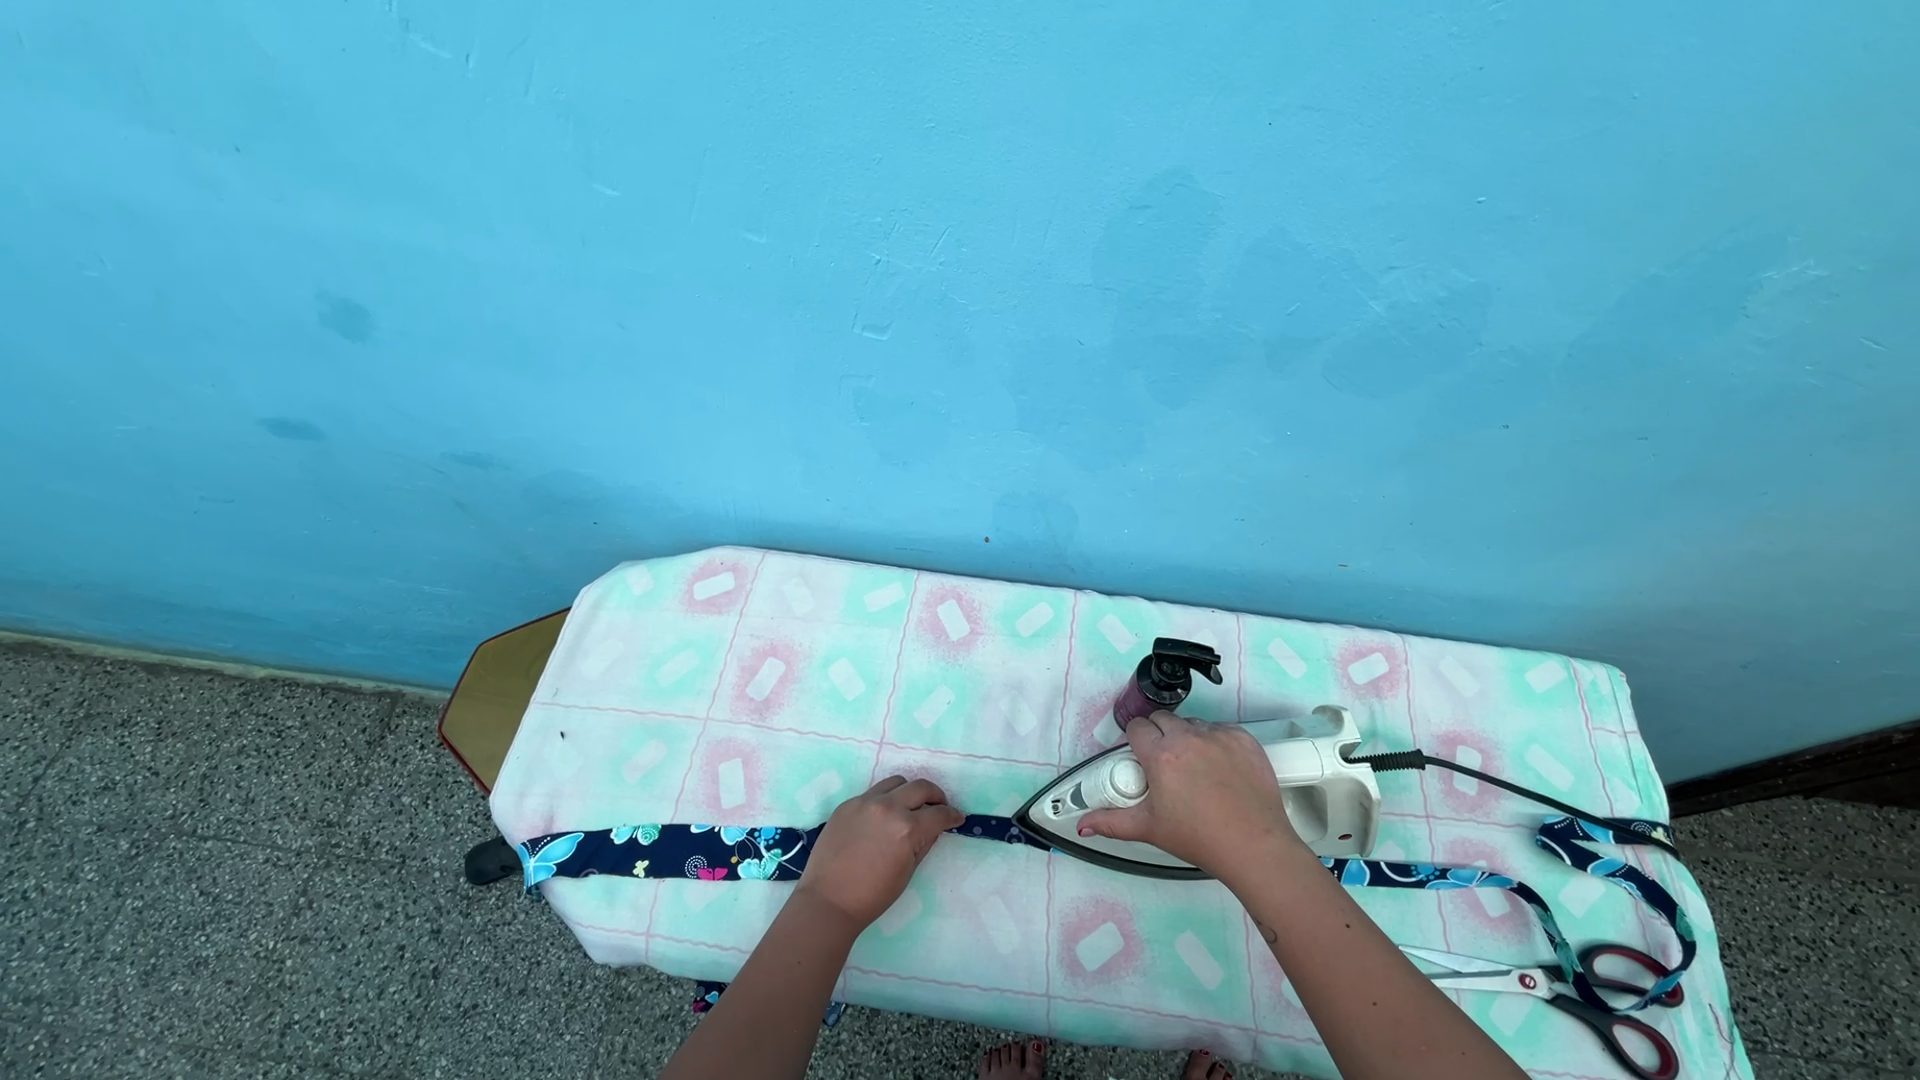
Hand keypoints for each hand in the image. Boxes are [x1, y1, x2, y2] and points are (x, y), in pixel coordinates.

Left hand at [793, 775, 963, 929]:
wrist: (829, 900)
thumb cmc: (873, 895)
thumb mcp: (908, 871)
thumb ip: (924, 843)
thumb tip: (934, 828)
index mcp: (907, 828)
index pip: (939, 814)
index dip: (952, 815)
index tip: (957, 817)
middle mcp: (888, 808)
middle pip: (920, 787)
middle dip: (936, 796)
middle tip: (939, 806)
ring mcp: (864, 802)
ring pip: (896, 782)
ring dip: (909, 791)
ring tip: (910, 806)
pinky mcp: (847, 804)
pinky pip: (873, 793)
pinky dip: (885, 800)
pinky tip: (882, 817)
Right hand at [1078, 711, 1311, 884]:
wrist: (1254, 846)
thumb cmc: (1198, 838)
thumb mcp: (1149, 829)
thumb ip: (1111, 822)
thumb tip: (1083, 824)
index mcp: (1161, 755)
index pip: (1137, 728)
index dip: (1136, 741)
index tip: (1141, 757)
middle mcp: (1188, 738)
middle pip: (1163, 719)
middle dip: (1159, 735)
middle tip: (1165, 763)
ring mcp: (1219, 736)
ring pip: (1193, 724)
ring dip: (1188, 737)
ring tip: (1194, 767)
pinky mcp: (1245, 739)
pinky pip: (1222, 730)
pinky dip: (1216, 742)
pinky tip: (1220, 766)